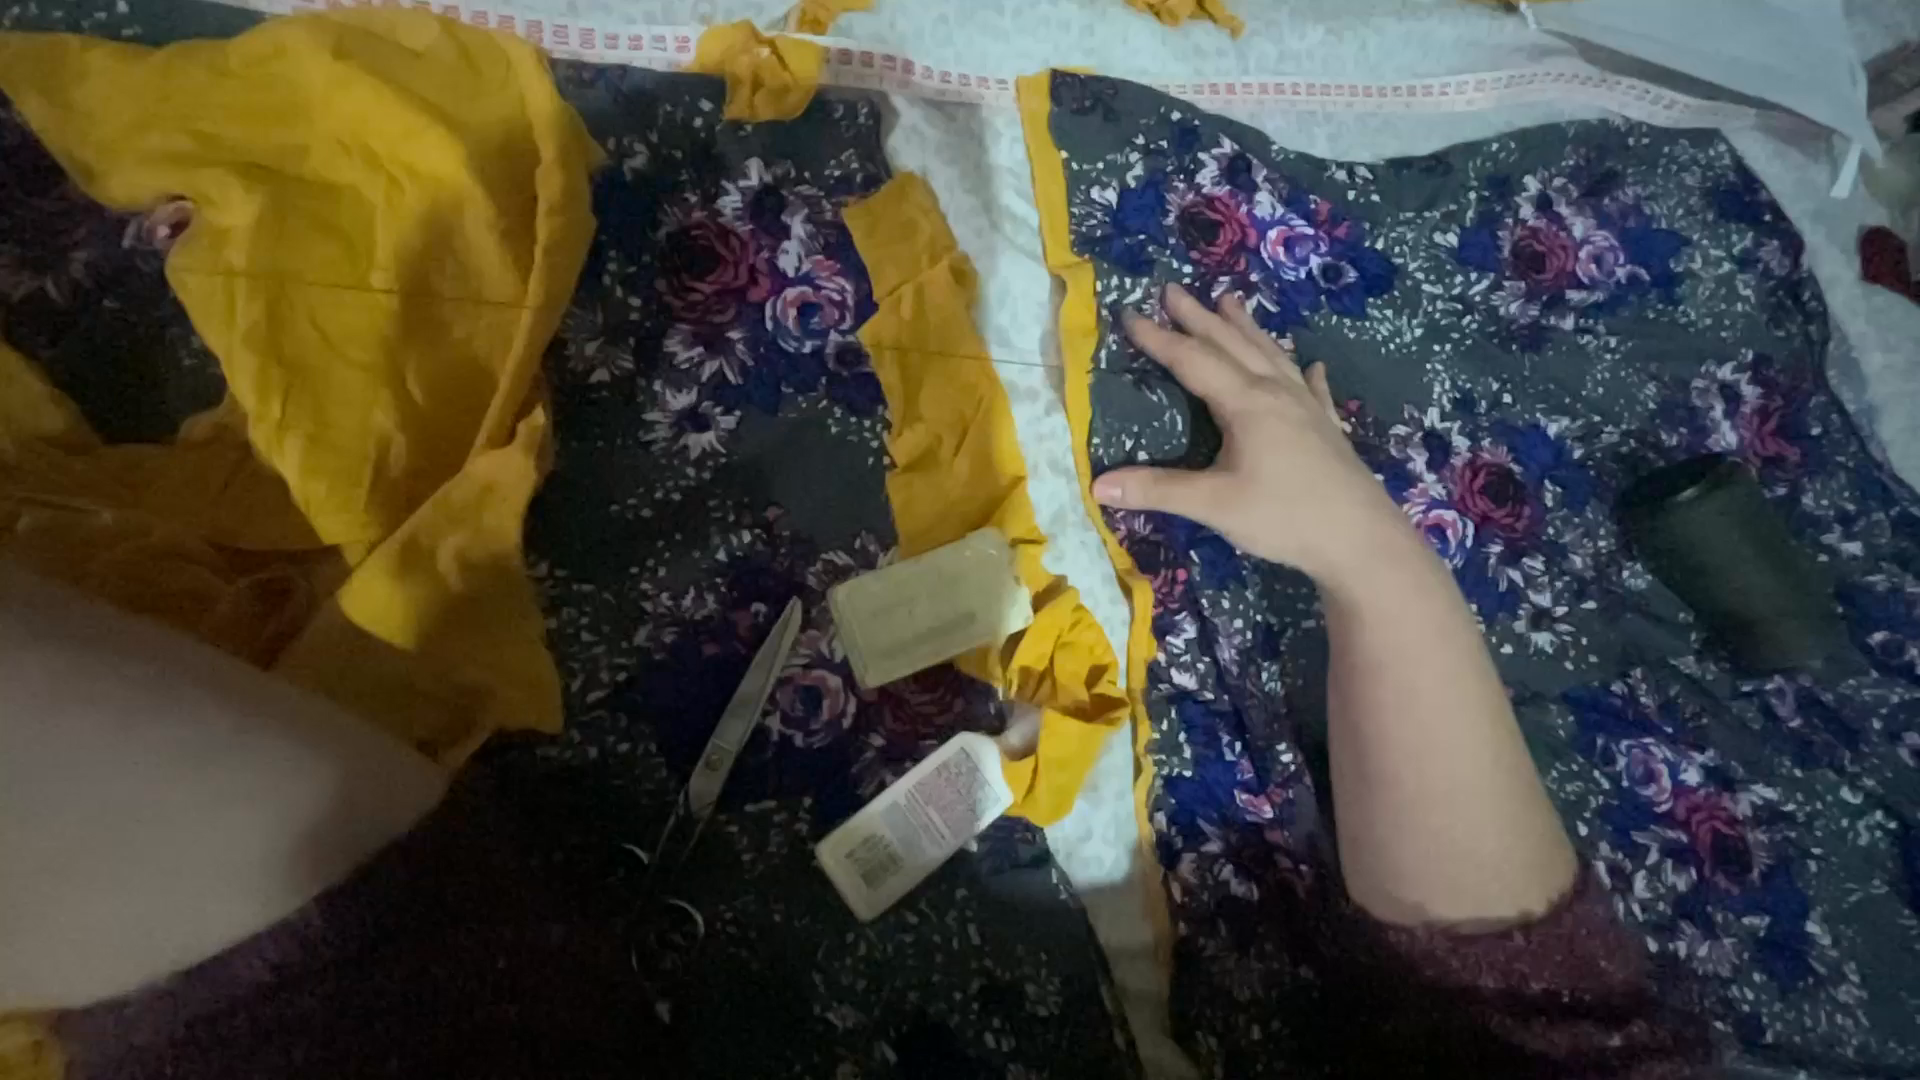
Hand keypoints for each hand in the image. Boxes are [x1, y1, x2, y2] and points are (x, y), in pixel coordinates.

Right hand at [1091, 284, 1411, 585]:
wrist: (1361, 541)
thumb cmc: (1285, 517)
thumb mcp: (1214, 505)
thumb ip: (1157, 490)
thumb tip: (1097, 484)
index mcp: (1246, 403)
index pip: (1193, 360)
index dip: (1159, 338)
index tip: (1129, 313)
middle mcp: (1276, 394)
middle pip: (1233, 344)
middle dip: (1199, 317)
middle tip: (1173, 289)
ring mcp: (1307, 409)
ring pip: (1271, 356)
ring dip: (1246, 328)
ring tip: (1231, 301)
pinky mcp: (1327, 430)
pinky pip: (1312, 389)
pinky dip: (1305, 373)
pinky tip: (1312, 366)